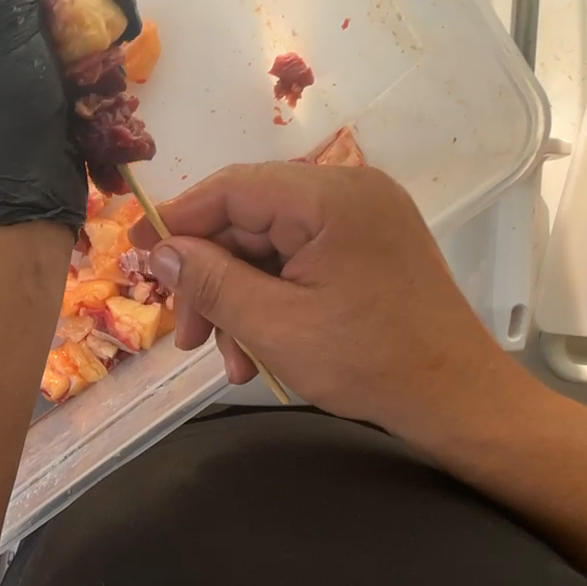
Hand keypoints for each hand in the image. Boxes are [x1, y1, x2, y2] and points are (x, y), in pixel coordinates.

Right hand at [128, 162, 523, 440]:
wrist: (452, 396)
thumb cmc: (366, 361)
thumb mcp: (272, 324)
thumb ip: (210, 282)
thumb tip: (159, 252)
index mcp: (328, 198)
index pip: (230, 189)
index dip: (176, 220)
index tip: (134, 252)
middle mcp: (346, 194)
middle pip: (245, 224)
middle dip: (209, 283)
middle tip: (187, 338)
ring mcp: (358, 223)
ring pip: (265, 252)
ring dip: (236, 305)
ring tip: (231, 361)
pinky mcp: (363, 250)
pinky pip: (294, 266)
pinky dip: (268, 305)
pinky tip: (258, 353)